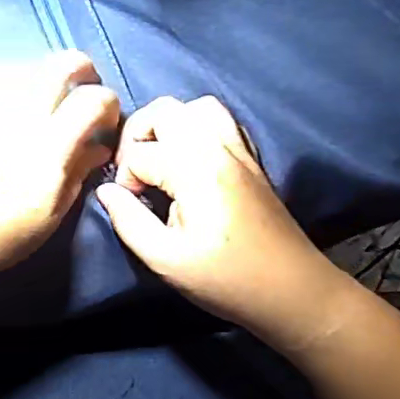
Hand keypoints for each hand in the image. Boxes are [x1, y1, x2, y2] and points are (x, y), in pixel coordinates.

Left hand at [0, 51, 120, 282]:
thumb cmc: (3, 235)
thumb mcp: (53, 214)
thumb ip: (79, 172)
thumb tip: (98, 146)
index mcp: (50, 148)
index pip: (93, 100)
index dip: (110, 105)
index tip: (107, 123)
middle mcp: (22, 118)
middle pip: (60, 64)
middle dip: (83, 70)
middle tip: (86, 90)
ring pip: (26, 63)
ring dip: (45, 71)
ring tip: (50, 93)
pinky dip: (9, 77)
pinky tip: (13, 97)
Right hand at [95, 96, 355, 350]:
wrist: (293, 290)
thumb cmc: (227, 280)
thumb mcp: (166, 260)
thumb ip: (129, 221)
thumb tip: (107, 192)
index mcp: (195, 169)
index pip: (139, 153)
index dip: (124, 179)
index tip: (130, 207)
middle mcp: (218, 147)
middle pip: (166, 111)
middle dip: (137, 135)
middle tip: (133, 172)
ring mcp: (239, 150)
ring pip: (196, 108)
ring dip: (169, 125)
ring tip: (158, 158)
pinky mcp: (251, 160)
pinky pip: (221, 121)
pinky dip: (197, 128)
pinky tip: (189, 160)